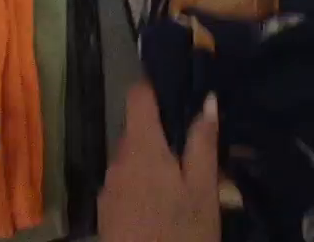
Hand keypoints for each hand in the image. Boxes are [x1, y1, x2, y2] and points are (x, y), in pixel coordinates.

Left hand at [99, 83, 220, 241]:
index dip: (155, 87)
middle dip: (162, 136)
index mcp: (141, 146)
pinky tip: (163, 211)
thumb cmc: (180, 236)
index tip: (176, 90)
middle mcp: (118, 160)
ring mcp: (108, 189)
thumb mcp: (203, 192)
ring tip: (182, 187)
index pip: (138, 95)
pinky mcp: (105, 215)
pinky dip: (142, 188)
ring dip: (152, 164)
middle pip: (137, 130)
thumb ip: (203, 142)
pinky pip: (125, 186)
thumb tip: (208, 99)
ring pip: (132, 160)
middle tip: (192, 154)